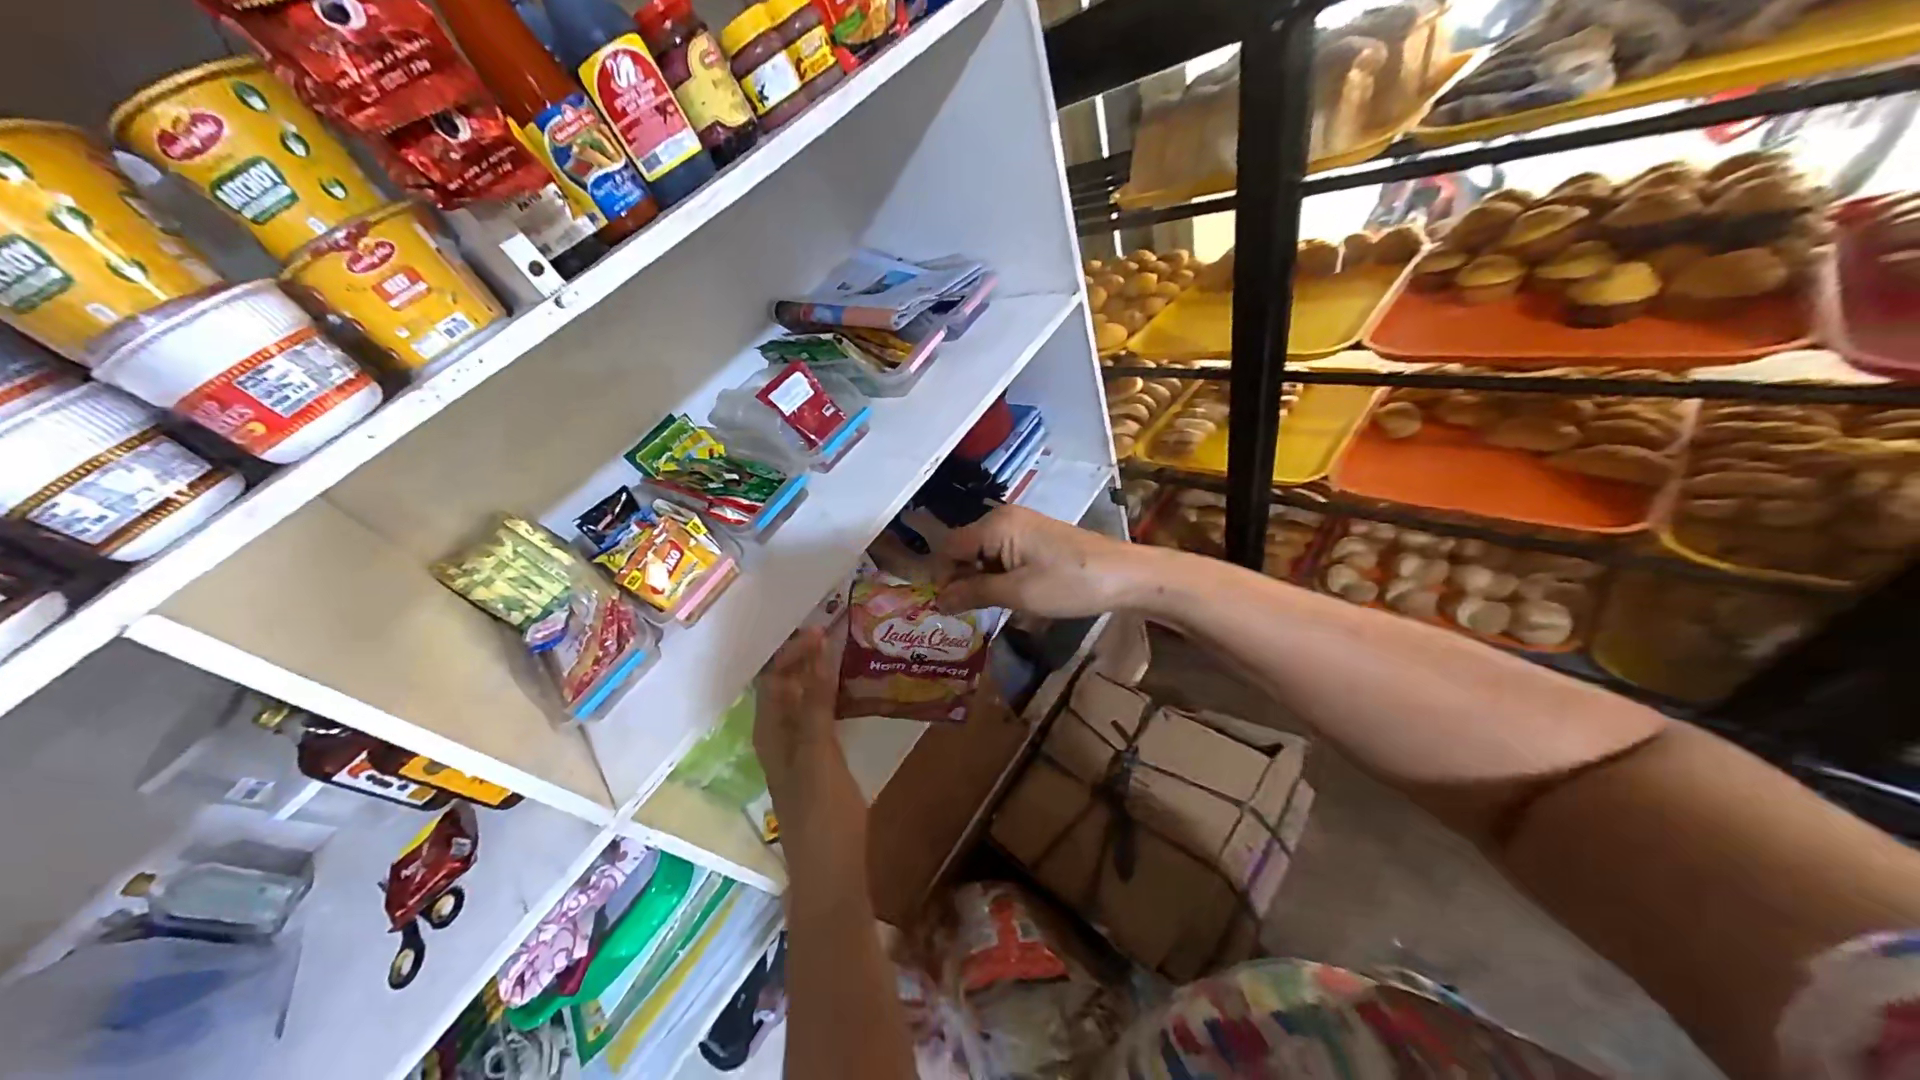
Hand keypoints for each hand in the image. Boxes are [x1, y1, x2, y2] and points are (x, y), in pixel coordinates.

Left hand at [753, 626, 842, 805]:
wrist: (831, 868)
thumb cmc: (822, 811)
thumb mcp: (819, 752)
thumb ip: (817, 703)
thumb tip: (817, 652)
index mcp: (770, 732)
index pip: (774, 678)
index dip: (794, 651)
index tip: (824, 628)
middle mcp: (778, 737)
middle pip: (786, 687)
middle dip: (805, 659)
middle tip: (838, 632)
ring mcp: (798, 751)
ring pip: (803, 702)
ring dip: (819, 676)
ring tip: (846, 652)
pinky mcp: (817, 762)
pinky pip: (819, 718)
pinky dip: (831, 698)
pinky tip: (852, 692)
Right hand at [936, 505, 1156, 617]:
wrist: (1126, 576)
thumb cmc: (1069, 583)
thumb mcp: (1018, 593)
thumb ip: (973, 594)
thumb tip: (938, 601)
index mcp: (995, 525)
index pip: (948, 547)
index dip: (943, 577)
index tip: (950, 608)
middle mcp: (1004, 518)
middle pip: (964, 549)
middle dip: (962, 580)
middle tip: (973, 612)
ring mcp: (1022, 526)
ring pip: (984, 554)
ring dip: (983, 581)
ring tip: (994, 608)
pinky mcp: (1036, 538)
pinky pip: (1003, 555)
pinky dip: (1000, 576)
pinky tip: (1013, 596)